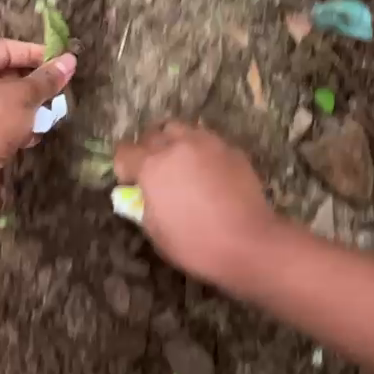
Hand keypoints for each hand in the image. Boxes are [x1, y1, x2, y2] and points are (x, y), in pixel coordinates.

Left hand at [0, 40, 73, 187]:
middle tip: (58, 92)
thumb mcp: (21, 97)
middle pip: (4, 78)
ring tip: (49, 117)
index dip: (34, 52)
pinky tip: (31, 139)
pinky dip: (15, 130)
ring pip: (3, 106)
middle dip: (34, 86)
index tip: (60, 61)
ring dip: (28, 111)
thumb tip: (70, 59)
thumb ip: (46, 79)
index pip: (5, 49)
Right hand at [114, 123, 282, 286]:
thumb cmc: (196, 244)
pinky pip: (207, 140)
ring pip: (180, 129)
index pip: (125, 151)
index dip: (124, 166)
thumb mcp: (156, 232)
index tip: (130, 181)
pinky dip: (200, 150)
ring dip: (173, 142)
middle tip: (154, 170)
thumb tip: (145, 194)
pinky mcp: (229, 148)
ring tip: (180, 163)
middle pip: (152, 134)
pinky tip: (208, 171)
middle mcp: (176, 145)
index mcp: (152, 165)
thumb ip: (144, 205)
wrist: (249, 242)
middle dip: (147, 149)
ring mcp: (206, 142)